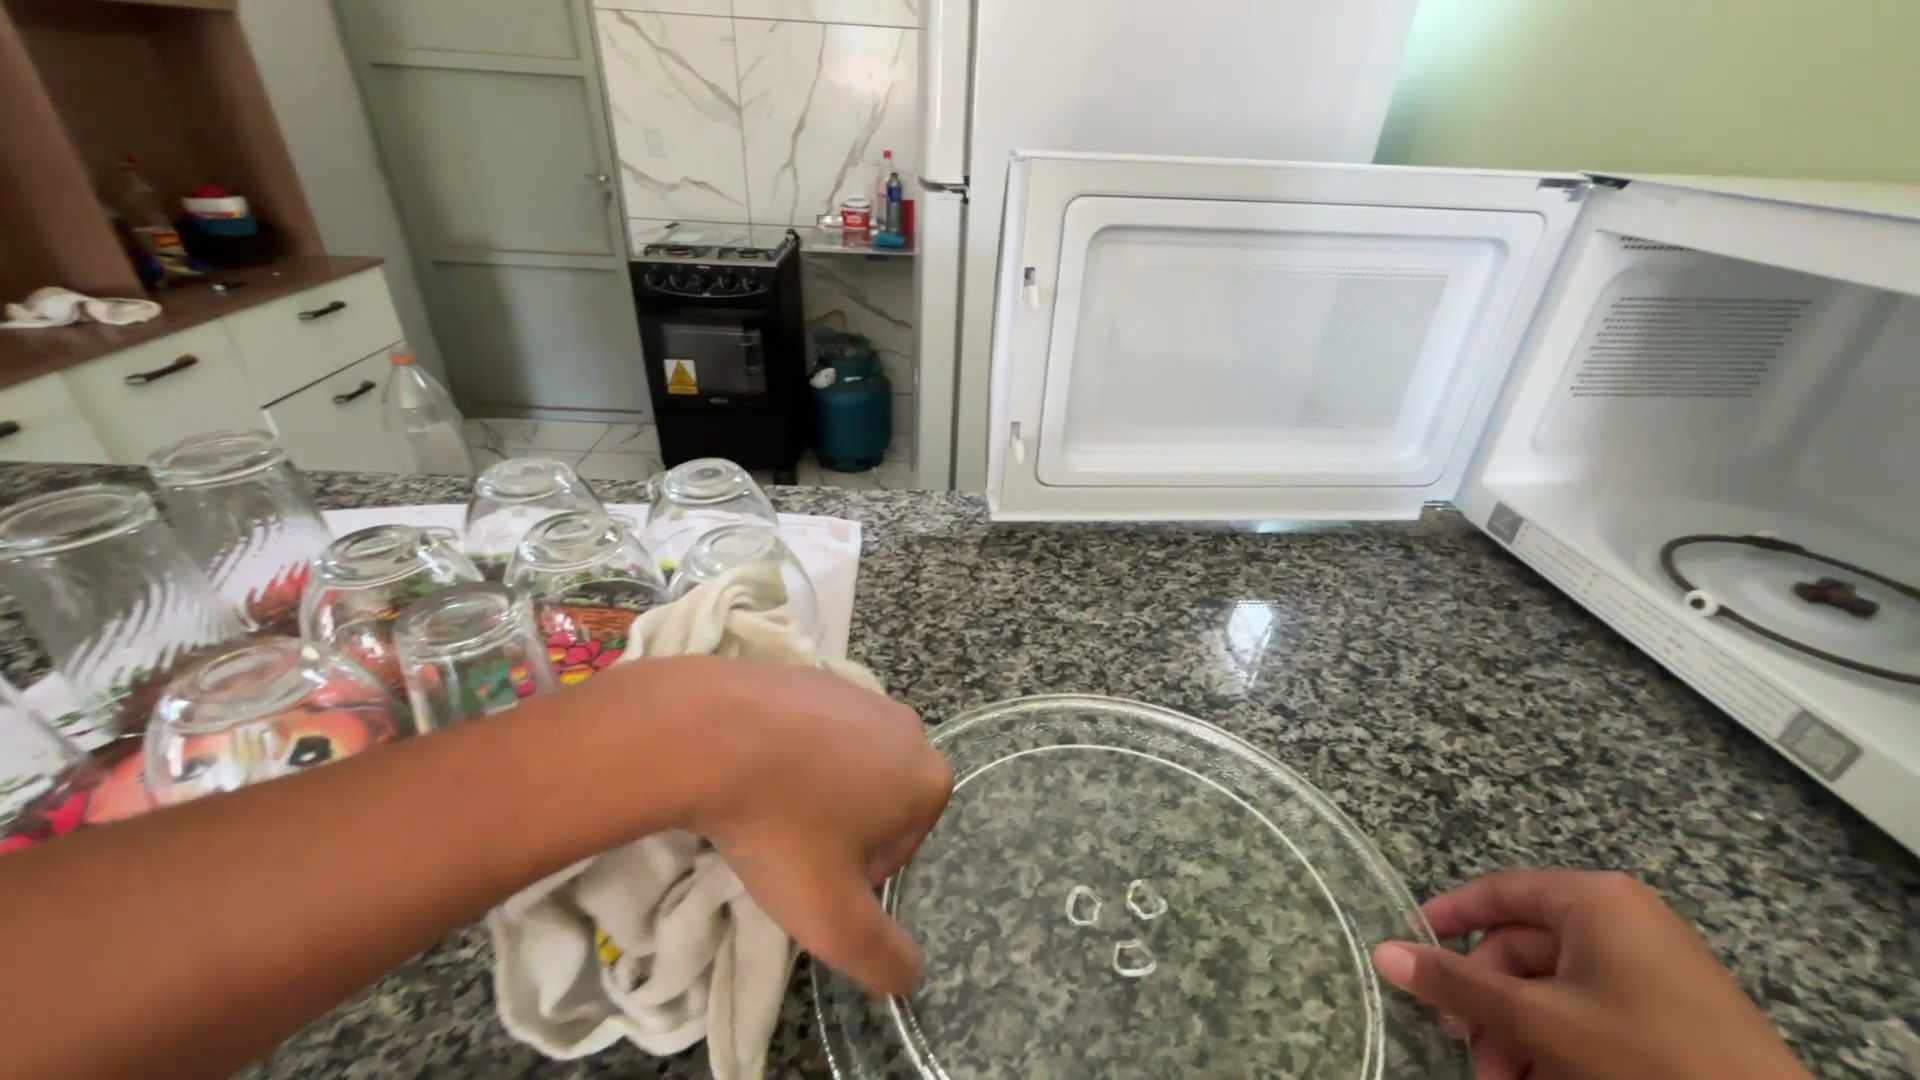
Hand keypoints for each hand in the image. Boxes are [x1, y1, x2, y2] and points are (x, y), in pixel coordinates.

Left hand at [644, 656, 952, 996]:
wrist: (710, 733)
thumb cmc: (784, 826)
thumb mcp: (833, 919)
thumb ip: (882, 958)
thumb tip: (907, 977)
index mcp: (926, 777)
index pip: (901, 846)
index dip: (857, 874)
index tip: (814, 876)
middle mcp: (905, 727)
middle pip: (877, 800)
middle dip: (840, 829)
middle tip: (787, 847)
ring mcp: (856, 692)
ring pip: (843, 762)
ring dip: (812, 790)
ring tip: (762, 810)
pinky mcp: (809, 673)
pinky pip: (807, 728)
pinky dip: (785, 752)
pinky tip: (747, 769)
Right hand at [1372, 869, 1811, 1079]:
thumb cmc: (1649, 1055)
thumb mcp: (1541, 1021)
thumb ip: (1458, 985)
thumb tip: (1383, 953)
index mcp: (1593, 900)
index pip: (1499, 893)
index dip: (1449, 918)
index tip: (1412, 947)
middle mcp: (1620, 918)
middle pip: (1522, 950)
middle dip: (1489, 1005)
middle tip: (1469, 1051)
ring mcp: (1650, 963)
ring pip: (1552, 989)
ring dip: (1518, 1033)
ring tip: (1503, 1078)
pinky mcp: (1670, 1007)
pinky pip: (1589, 1011)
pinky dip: (1558, 1043)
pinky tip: (1542, 1079)